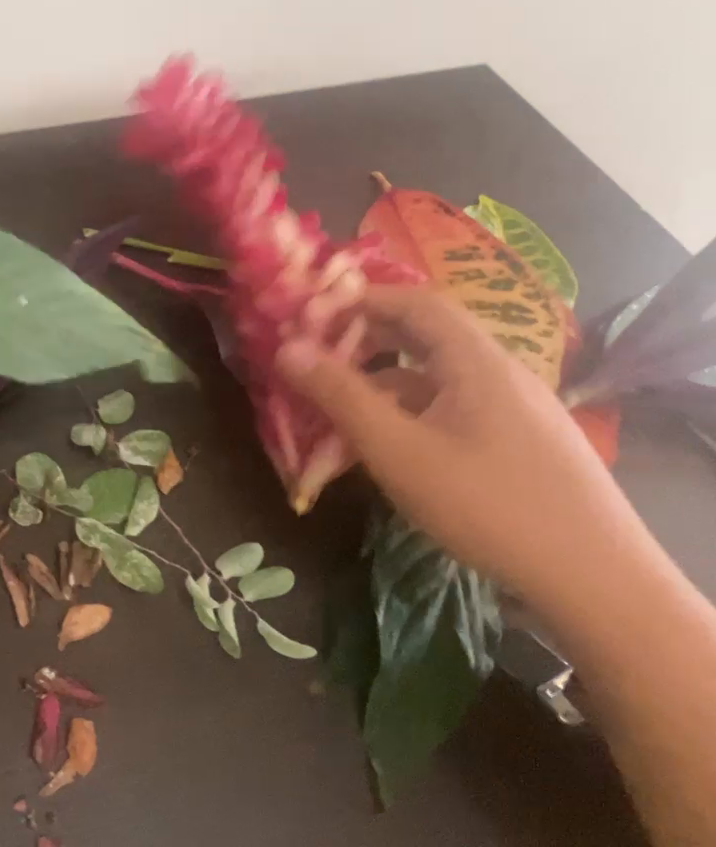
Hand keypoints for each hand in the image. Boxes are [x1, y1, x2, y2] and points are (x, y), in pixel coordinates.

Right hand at [275, 284, 650, 606]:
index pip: (415, 302)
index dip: (359, 301)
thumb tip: (287, 348)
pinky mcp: (519, 441)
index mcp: (476, 363)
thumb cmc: (486, 504)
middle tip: (312, 361)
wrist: (596, 581)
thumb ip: (339, 395)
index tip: (308, 319)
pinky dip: (406, 413)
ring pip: (433, 377)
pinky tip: (382, 447)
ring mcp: (514, 409)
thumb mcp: (396, 450)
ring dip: (379, 384)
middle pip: (424, 336)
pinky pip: (450, 407)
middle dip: (362, 342)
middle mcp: (500, 374)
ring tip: (334, 412)